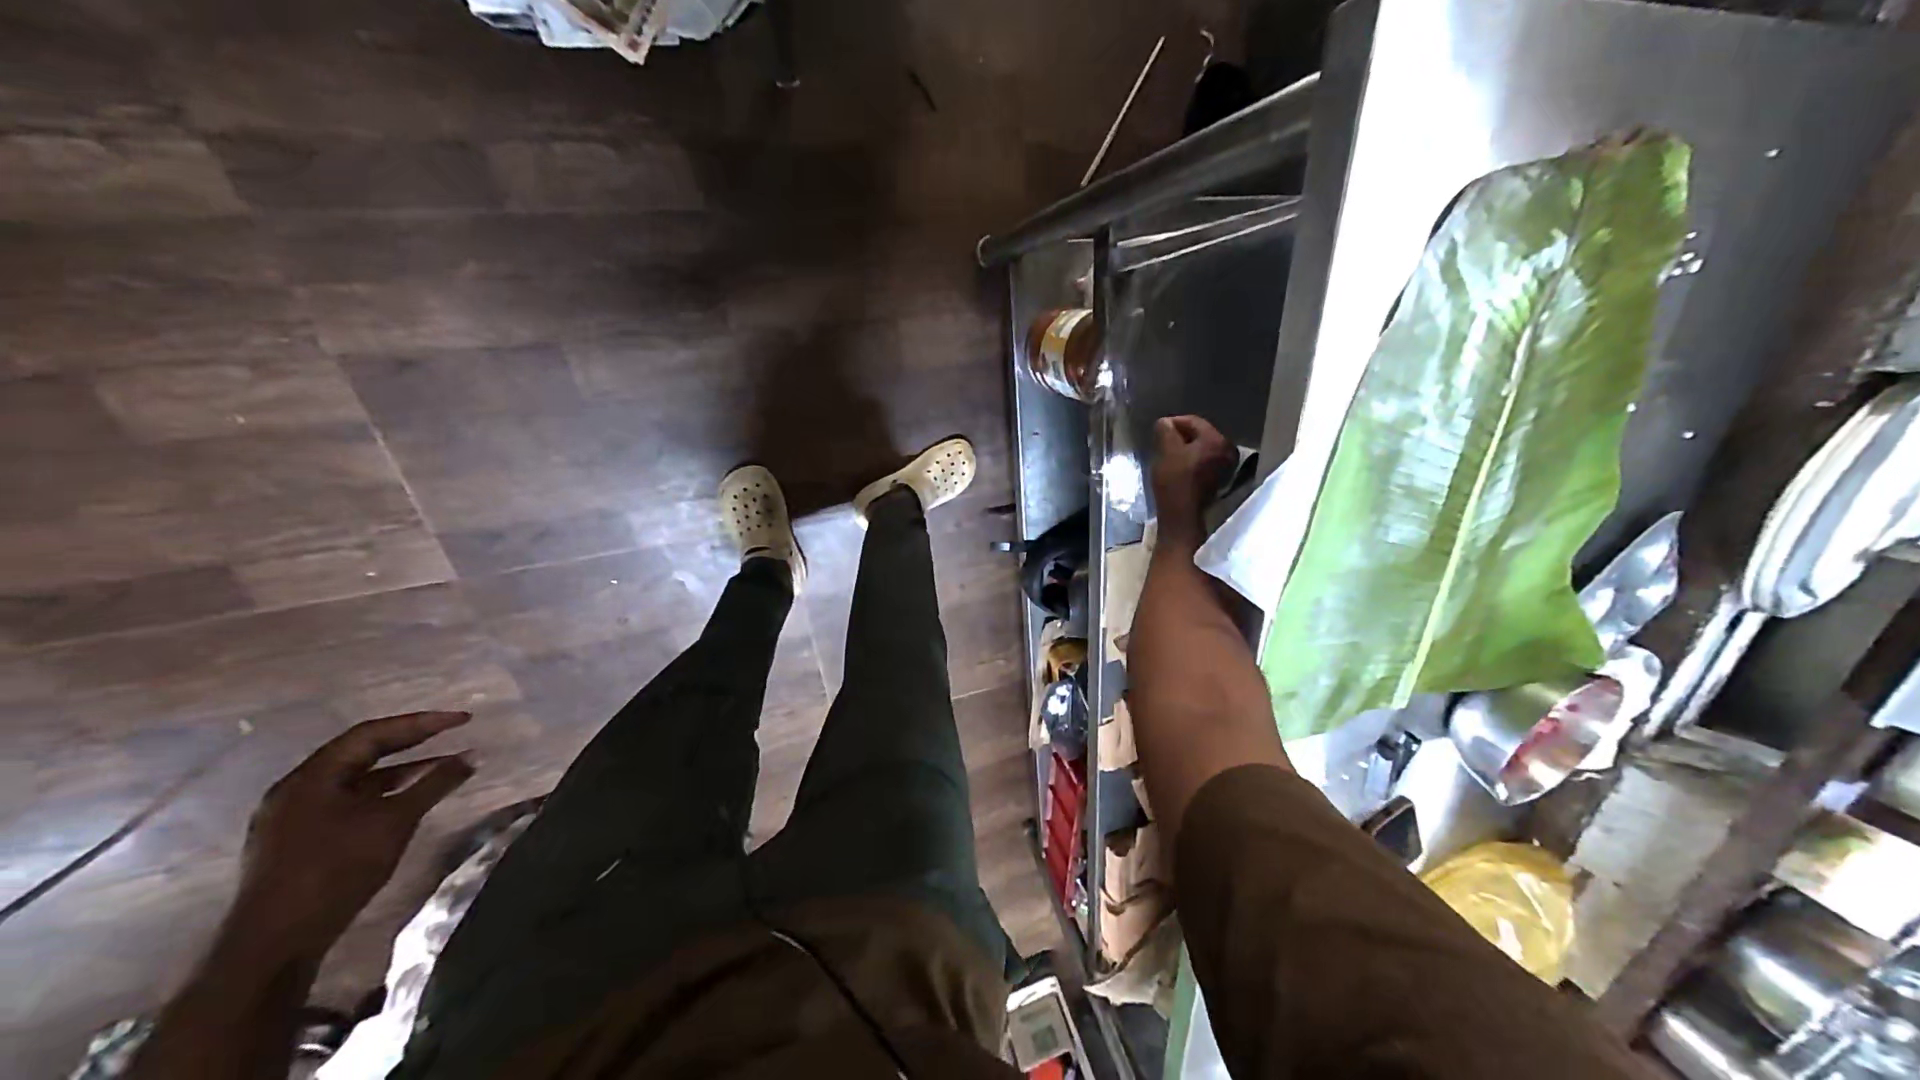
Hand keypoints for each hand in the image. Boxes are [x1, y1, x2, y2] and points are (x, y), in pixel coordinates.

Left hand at [230, 711, 474, 958]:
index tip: (463, 719)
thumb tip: (471, 755)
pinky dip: (383, 793)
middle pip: (361, 752)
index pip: (372, 733)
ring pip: (355, 779)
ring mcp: (293, 816)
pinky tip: (408, 799)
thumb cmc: (335, 870)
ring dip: (400, 769)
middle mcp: (297, 789)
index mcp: (311, 776)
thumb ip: (434, 784)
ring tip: (442, 765)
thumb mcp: (394, 821)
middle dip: (411, 741)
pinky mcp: (298, 839)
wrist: (275, 942)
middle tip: (454, 731)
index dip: (422, 723)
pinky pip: (348, 801)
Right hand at [1150, 415, 1235, 544]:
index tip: (1159, 430)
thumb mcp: (1166, 451)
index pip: (1193, 421)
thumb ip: (1165, 430)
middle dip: (1180, 436)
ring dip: (1186, 449)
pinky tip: (1179, 467)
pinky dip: (1192, 460)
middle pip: (1200, 434)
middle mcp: (1227, 450)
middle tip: (1163, 443)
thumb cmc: (1174, 480)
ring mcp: (1226, 466)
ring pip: (1202, 448)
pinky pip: (1204, 461)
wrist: (1181, 515)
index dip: (1174, 423)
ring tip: (1169, 455)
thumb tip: (1165, 423)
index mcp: (1217, 440)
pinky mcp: (1220, 479)